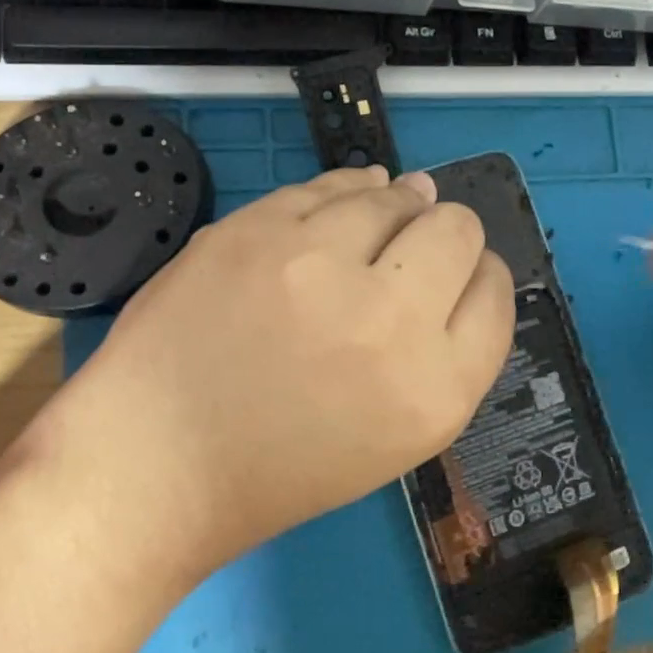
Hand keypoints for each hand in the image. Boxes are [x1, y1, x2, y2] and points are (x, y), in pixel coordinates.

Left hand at [48, 167, 514, 576]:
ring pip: (395, 195)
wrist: (157, 465)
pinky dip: (346, 192)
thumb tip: (457, 248)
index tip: (453, 280)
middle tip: (412, 253)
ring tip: (371, 233)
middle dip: (445, 235)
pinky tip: (341, 208)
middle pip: (458, 230)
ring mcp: (316, 264)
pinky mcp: (256, 230)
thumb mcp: (399, 435)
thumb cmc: (282, 468)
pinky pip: (331, 184)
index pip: (495, 291)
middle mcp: (389, 317)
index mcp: (435, 389)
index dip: (478, 277)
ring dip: (395, 208)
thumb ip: (445, 351)